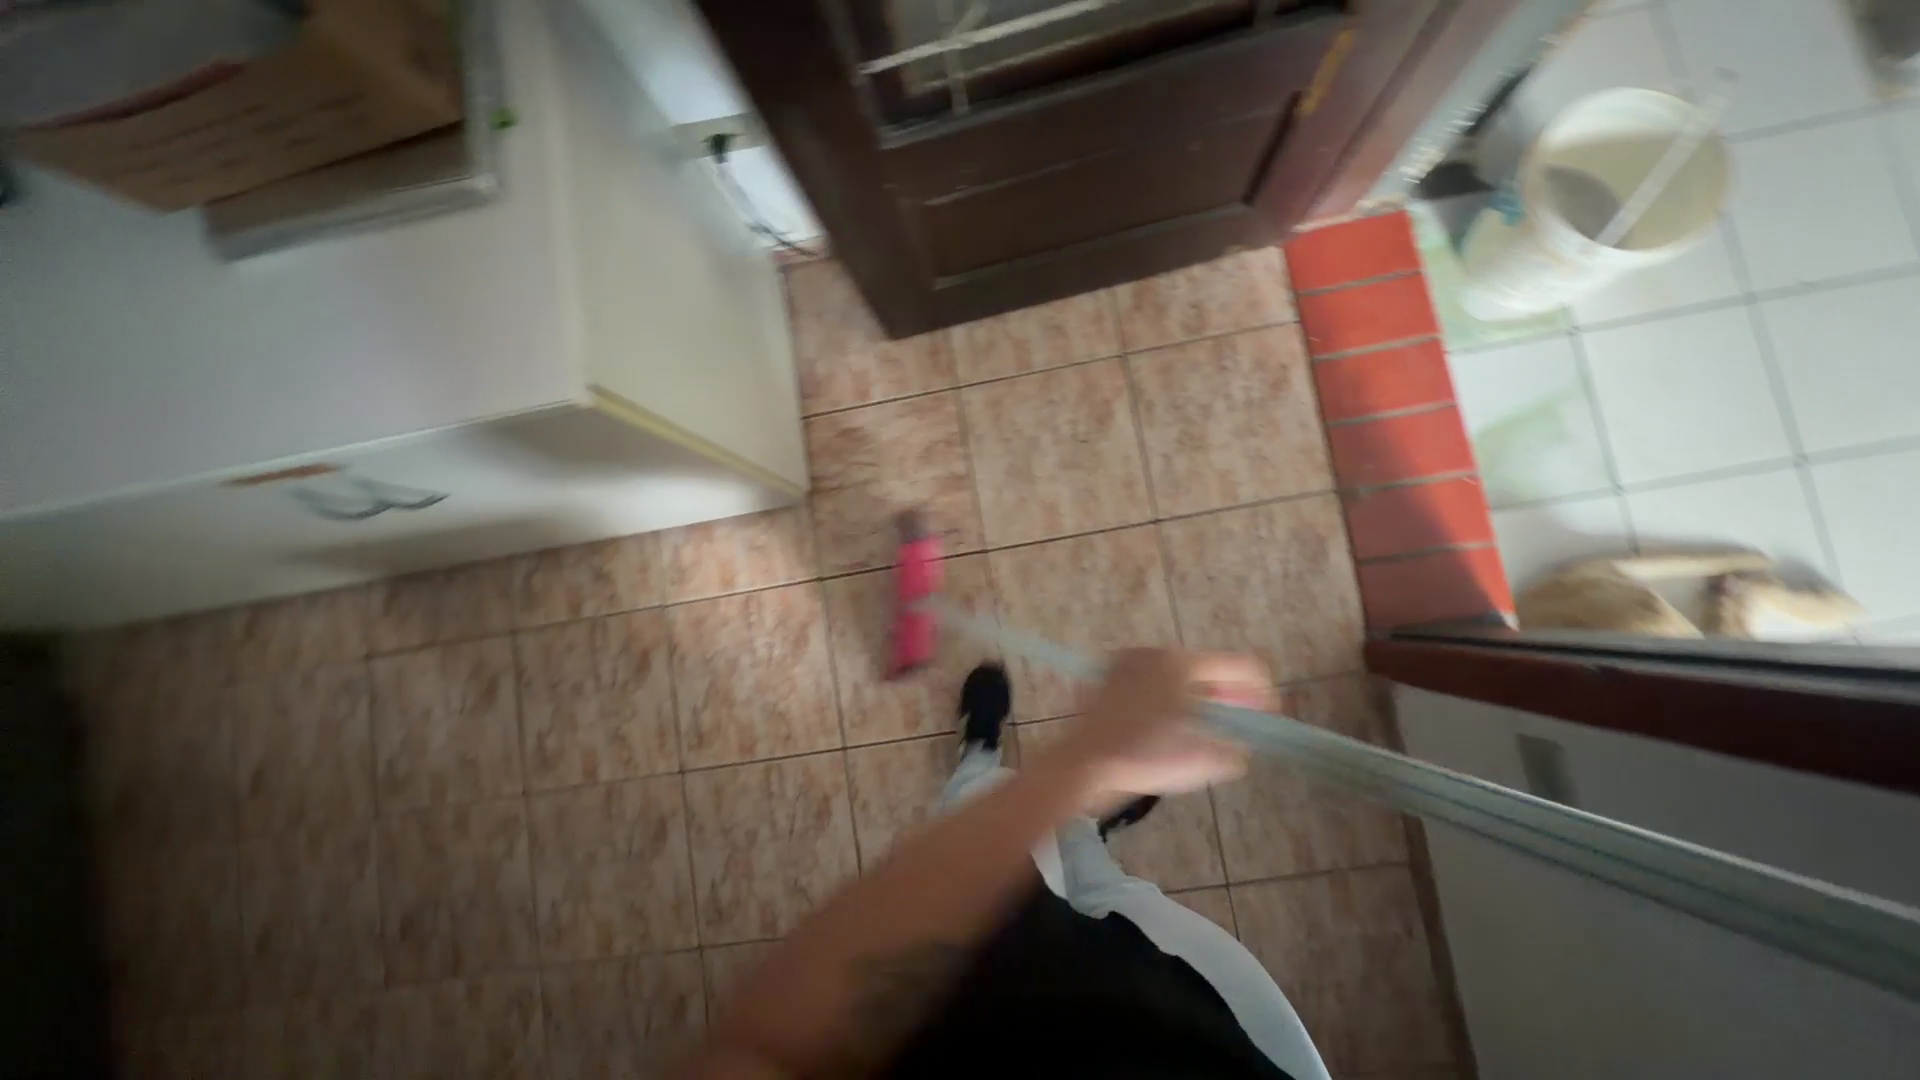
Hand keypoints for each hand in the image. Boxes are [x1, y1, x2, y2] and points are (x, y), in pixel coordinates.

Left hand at [1030, 648, 1271, 813]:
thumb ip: (1233, 750)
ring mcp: (1126, 663)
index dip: (1260, 690)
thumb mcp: (1202, 760)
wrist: (1082, 764)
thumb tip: (1239, 748)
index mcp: (1180, 662)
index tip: (1269, 714)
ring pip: (1176, 676)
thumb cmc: (1144, 756)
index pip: (1238, 665)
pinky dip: (1167, 699)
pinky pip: (1151, 684)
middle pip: (1205, 668)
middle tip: (1240, 721)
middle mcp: (1153, 653)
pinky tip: (1169, 725)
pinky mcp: (1107, 678)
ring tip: (1206, 726)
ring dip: (1197, 697)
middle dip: (1226, 694)